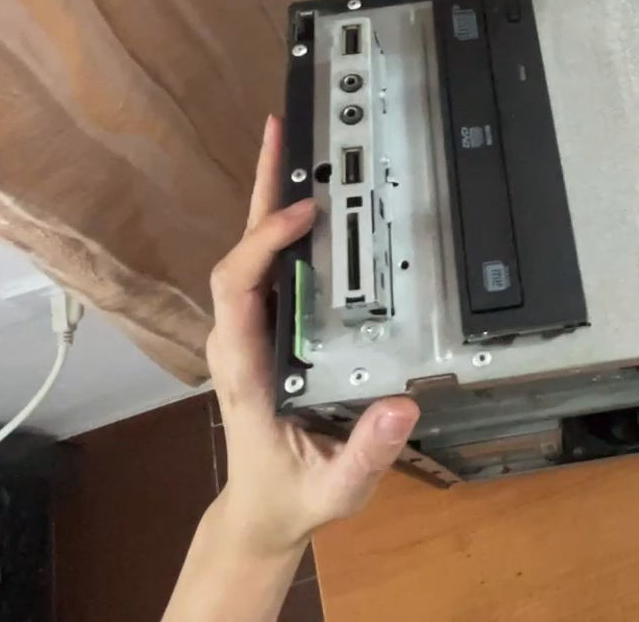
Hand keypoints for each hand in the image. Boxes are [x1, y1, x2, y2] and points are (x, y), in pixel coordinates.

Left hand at [204, 116, 419, 557]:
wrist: (262, 506)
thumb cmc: (289, 494)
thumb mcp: (334, 487)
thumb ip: (366, 452)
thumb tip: (402, 404)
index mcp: (245, 365)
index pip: (237, 287)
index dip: (264, 242)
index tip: (305, 214)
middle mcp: (242, 335)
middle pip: (241, 249)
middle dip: (263, 190)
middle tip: (284, 133)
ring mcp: (253, 327)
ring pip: (254, 249)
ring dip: (273, 196)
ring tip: (297, 145)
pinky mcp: (270, 324)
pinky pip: (272, 263)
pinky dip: (284, 223)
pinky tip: (310, 198)